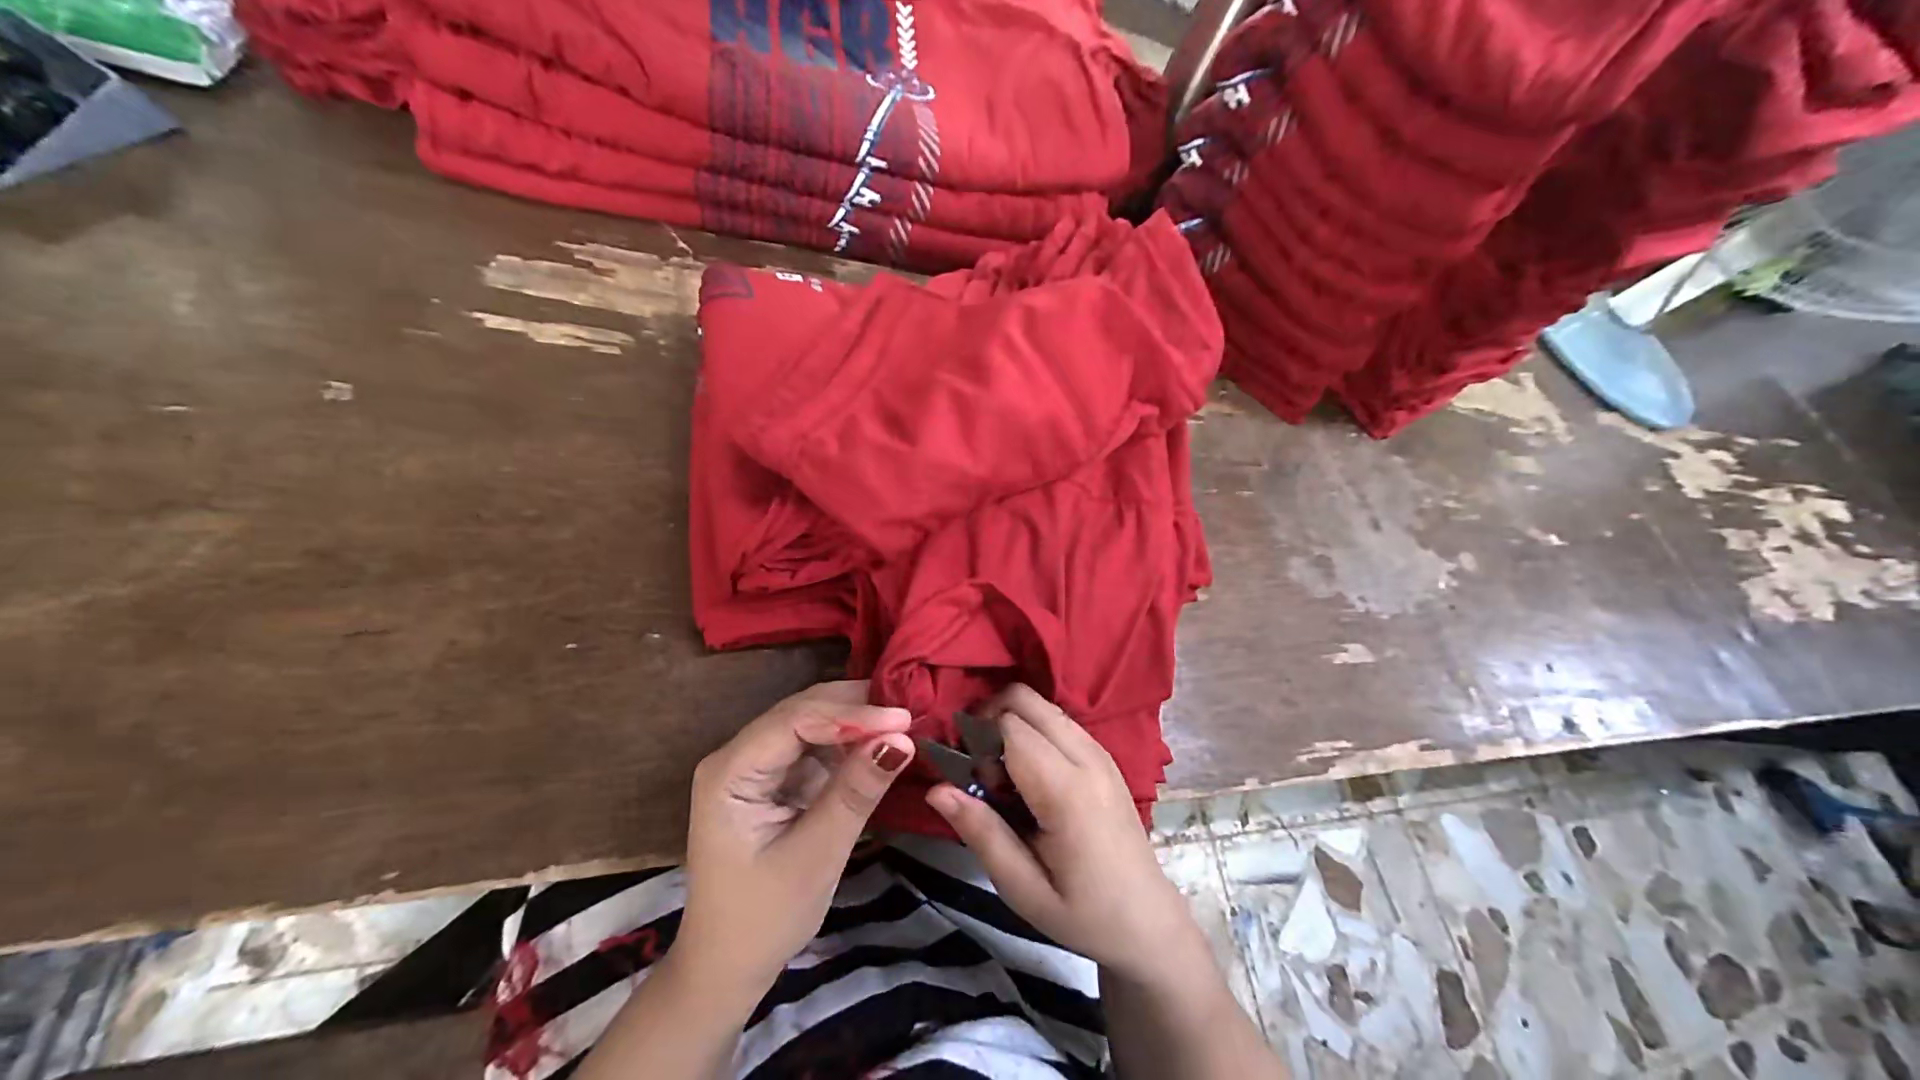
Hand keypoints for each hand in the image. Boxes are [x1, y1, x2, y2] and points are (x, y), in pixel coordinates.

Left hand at [674, 680, 915, 989]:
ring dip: (857, 722)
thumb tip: (902, 739)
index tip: (904, 718)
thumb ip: (855, 792)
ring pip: (812, 724)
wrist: (729, 965)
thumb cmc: (764, 917)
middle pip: (801, 713)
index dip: (850, 714)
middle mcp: (738, 756)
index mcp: (729, 772)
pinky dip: (851, 744)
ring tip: (905, 720)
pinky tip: (882, 741)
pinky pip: (817, 748)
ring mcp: (757, 766)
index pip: (794, 721)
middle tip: (912, 710)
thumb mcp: (816, 855)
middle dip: (856, 709)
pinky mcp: (777, 780)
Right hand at [925, 684, 1193, 978]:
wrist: (1147, 921)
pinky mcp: (1105, 756)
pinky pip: (1059, 720)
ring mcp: (1101, 752)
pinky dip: (1033, 729)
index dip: (978, 741)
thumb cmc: (1082, 913)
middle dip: (990, 718)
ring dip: (1012, 722)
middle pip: (1026, 699)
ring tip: (1005, 774)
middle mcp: (1088, 758)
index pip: (1009, 726)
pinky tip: (1029, 774)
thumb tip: (936, 789)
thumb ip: (981, 833)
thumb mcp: (1022, 888)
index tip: (971, 779)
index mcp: (1067, 791)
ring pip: (1042, 705)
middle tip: (980, 767)